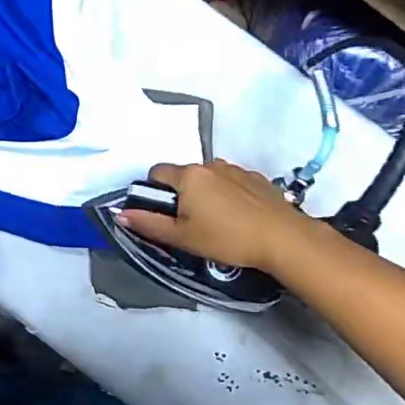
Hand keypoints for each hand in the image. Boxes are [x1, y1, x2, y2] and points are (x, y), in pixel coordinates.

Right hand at [118, 159, 313, 271]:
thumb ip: (149, 224)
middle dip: (182, 194)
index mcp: (189, 176)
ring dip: (206, 193)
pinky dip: (229, 195)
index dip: (153, 191)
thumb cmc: (227, 238)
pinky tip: (238, 217)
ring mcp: (237, 169)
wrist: (283, 239)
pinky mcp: (257, 178)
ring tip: (217, 222)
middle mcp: (211, 165)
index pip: (157, 172)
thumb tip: (122, 215)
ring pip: (210, 178)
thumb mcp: (183, 237)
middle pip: (185, 175)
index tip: (162, 213)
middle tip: (190, 223)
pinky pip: (232, 182)